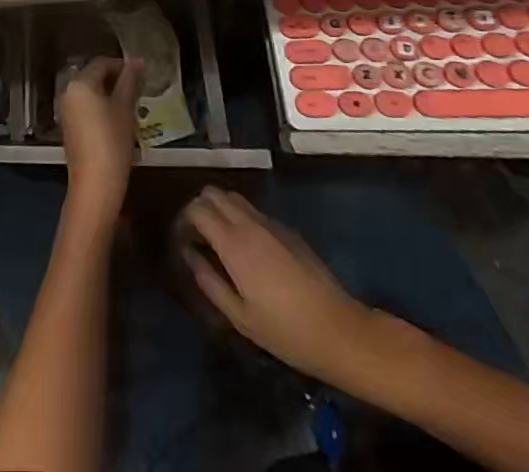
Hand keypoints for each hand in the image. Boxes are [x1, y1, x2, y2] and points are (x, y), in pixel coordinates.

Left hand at [57, 57, 142, 218]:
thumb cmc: (112, 139)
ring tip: (133, 103)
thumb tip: (137, 60)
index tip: (142, 73)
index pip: (101, 63)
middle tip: (140, 88)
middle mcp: (68, 92)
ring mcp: (66, 109)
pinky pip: (86, 107)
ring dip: (110, 93)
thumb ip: (130, 82)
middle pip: (93, 76)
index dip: (122, 65)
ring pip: (90, 93)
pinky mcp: (69, 125)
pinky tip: (119, 118)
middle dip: (117, 80)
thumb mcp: (125, 108)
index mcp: (79, 84)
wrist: (95, 180)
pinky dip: (101, 106)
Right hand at [176, 187, 380, 383]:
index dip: (183, 219)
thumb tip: (189, 254)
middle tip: (198, 235)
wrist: (346, 335)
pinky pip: (256, 213)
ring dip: (221, 209)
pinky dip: (242, 219)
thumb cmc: (287, 331)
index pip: (197, 208)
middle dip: (199, 207)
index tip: (182, 240)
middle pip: (214, 193)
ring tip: (219, 239)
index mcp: (235, 244)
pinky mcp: (291, 233)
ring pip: (236, 198)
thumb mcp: (238, 316)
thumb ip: (208, 280)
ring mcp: (274, 226)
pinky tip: (248, 249)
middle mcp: (252, 226)